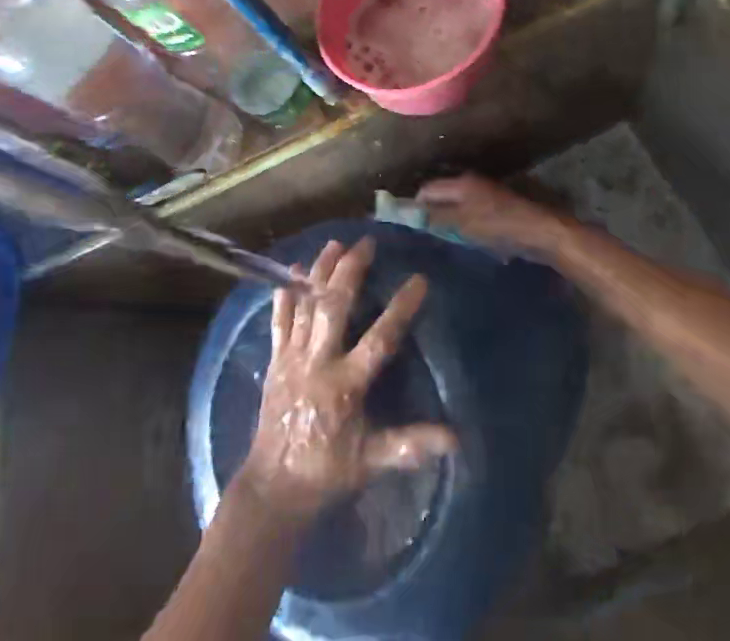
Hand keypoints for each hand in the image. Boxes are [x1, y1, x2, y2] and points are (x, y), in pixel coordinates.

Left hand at [239, 238, 455, 523]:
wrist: (274, 486)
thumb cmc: (327, 471)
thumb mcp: (371, 461)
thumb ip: (410, 445)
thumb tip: (455, 438)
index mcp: (344, 385)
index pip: (379, 339)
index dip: (400, 308)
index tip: (419, 280)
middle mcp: (316, 362)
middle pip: (333, 307)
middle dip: (349, 272)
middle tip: (366, 244)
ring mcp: (291, 358)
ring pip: (305, 305)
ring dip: (319, 272)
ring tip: (334, 244)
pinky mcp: (274, 361)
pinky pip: (279, 321)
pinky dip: (285, 295)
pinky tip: (289, 272)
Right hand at [415, 175, 569, 256]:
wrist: (541, 233)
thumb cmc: (498, 226)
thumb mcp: (460, 223)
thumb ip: (432, 217)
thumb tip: (404, 213)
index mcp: (461, 183)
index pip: (427, 189)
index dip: (414, 206)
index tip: (408, 227)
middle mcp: (471, 185)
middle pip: (441, 198)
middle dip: (432, 217)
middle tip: (425, 239)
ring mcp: (486, 198)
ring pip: (456, 210)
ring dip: (450, 226)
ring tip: (444, 244)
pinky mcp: (497, 212)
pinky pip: (472, 220)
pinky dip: (466, 231)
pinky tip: (467, 245)